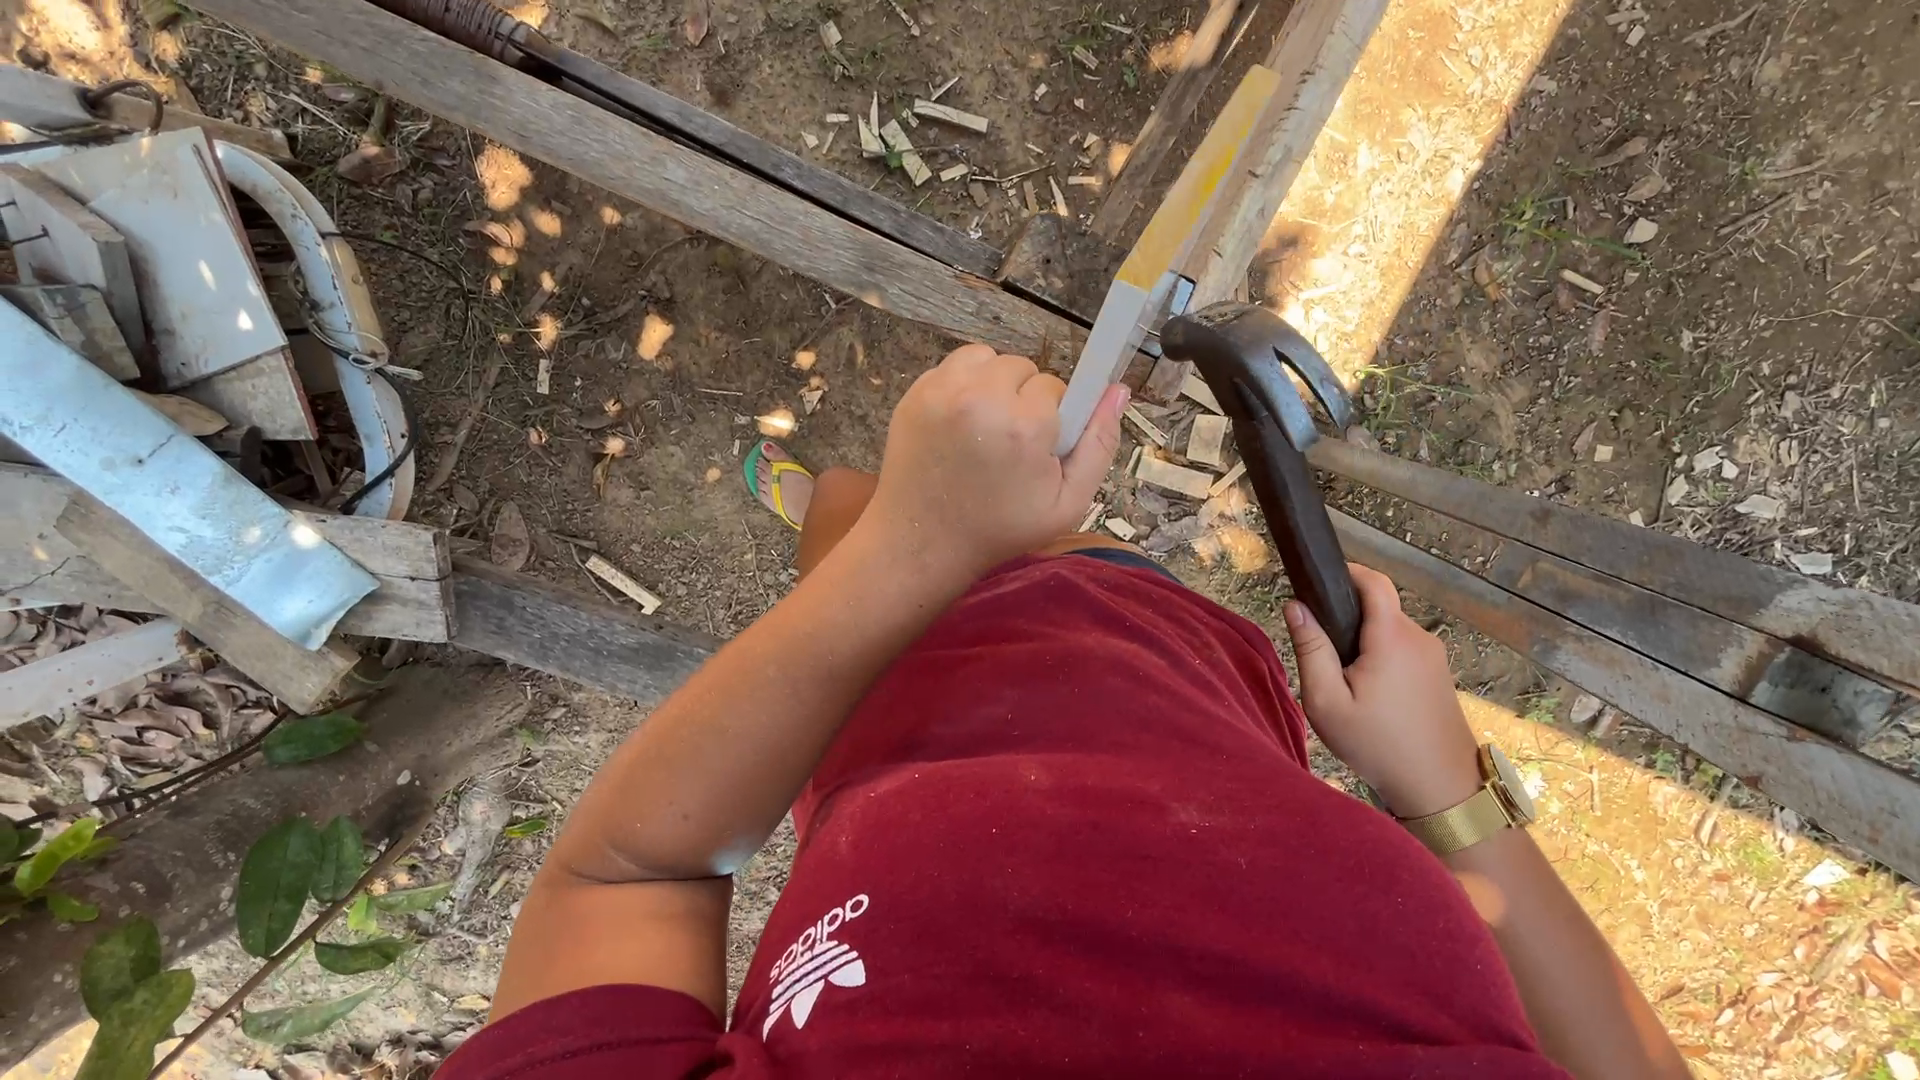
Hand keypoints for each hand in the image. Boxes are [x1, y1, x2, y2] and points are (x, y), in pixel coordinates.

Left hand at [860, 343, 1127, 579]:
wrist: (922, 542)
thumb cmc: (999, 530)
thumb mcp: (1067, 504)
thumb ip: (1099, 445)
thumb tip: (1118, 391)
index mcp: (1024, 426)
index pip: (1057, 388)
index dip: (1053, 418)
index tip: (1036, 449)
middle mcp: (982, 398)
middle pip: (1024, 368)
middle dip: (1025, 399)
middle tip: (1009, 443)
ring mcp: (943, 391)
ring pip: (989, 359)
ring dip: (995, 384)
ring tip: (987, 427)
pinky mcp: (916, 392)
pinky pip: (955, 365)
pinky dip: (964, 385)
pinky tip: (962, 423)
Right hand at [1284, 564, 1481, 817]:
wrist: (1441, 789)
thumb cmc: (1378, 744)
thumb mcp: (1327, 701)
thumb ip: (1310, 649)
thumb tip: (1295, 605)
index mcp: (1391, 638)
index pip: (1374, 582)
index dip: (1347, 572)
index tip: (1317, 581)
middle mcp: (1419, 638)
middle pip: (1378, 607)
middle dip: (1346, 618)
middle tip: (1319, 652)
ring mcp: (1434, 657)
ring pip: (1389, 631)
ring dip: (1363, 642)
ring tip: (1341, 681)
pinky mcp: (1439, 675)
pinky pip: (1402, 650)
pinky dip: (1380, 657)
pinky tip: (1366, 693)